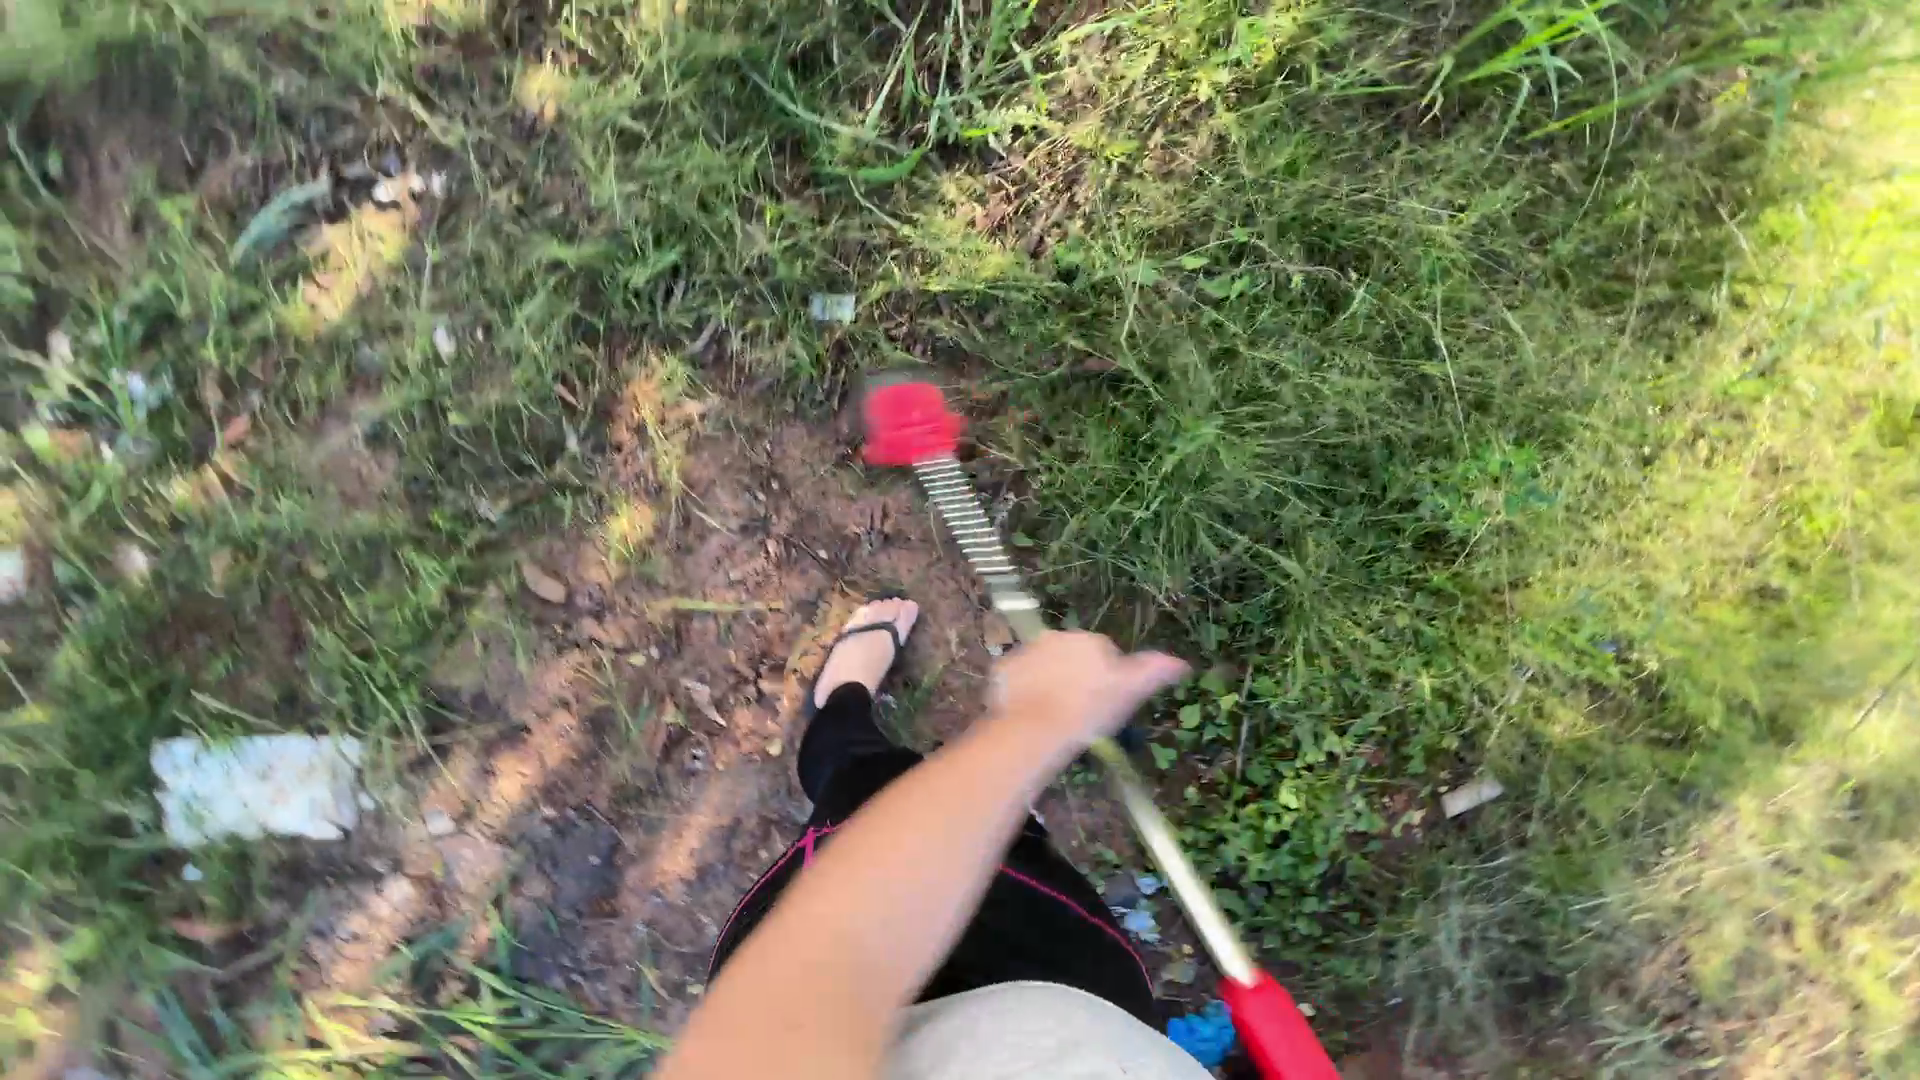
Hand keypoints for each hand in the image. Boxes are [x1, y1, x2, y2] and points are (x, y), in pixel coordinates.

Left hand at [987, 631, 1189, 751]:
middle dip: (1076, 676)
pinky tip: (1030, 713)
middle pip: (1071, 656)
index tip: (1103, 704)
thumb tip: (1182, 663)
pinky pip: (1018, 678)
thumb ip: (1155, 671)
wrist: (1038, 727)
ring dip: (1049, 682)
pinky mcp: (1003, 670)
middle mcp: (1056, 636)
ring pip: (1043, 666)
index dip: (1107, 680)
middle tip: (1079, 711)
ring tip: (1053, 715)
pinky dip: (1023, 690)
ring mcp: (1026, 651)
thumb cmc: (1089, 711)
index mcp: (1090, 640)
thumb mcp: (1130, 692)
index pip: (1104, 654)